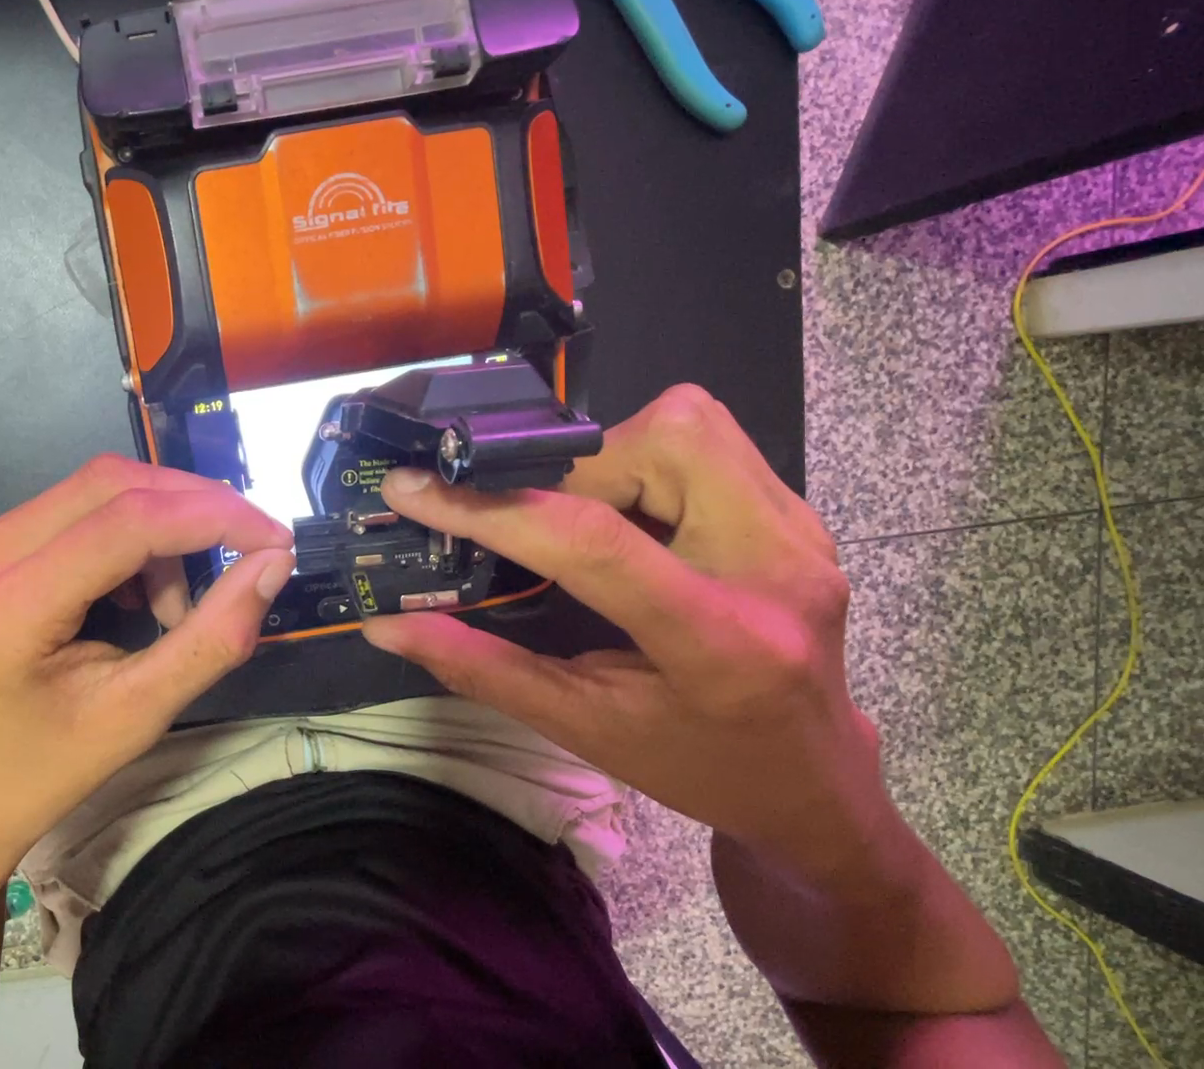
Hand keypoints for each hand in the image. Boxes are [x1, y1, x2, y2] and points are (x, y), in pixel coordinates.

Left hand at [0, 455, 294, 892]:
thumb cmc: (46, 773)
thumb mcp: (140, 714)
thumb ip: (212, 637)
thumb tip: (272, 564)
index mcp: (4, 611)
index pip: (125, 523)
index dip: (212, 517)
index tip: (273, 538)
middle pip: (107, 486)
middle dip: (192, 507)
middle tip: (247, 548)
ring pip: (89, 492)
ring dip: (158, 526)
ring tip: (173, 602)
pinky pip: (66, 512)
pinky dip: (122, 536)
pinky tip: (134, 590)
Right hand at [364, 385, 890, 888]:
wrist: (815, 781)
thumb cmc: (697, 766)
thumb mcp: (582, 727)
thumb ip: (482, 668)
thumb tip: (388, 625)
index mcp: (719, 641)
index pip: (593, 542)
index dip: (492, 509)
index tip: (414, 489)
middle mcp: (776, 565)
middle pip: (664, 443)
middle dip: (568, 466)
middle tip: (532, 514)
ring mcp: (800, 530)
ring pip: (691, 423)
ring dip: (609, 454)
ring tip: (582, 512)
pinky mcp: (798, 514)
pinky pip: (710, 442)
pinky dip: (645, 461)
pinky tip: (630, 516)